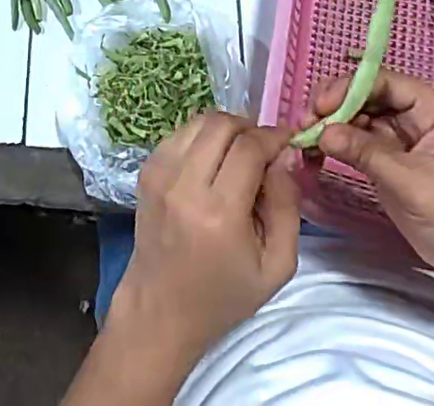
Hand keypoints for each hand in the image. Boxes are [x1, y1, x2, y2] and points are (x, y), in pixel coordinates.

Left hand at [106, 112, 300, 362]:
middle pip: (222, 124)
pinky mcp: (146, 171)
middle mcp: (184, 185)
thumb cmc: (223, 294)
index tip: (286, 140)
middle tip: (262, 148)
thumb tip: (283, 156)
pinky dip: (202, 137)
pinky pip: (181, 133)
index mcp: (219, 213)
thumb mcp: (277, 266)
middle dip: (249, 128)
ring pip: (199, 121)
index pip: (249, 147)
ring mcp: (160, 175)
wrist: (160, 311)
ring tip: (238, 152)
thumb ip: (287, 206)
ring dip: (225, 129)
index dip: (273, 136)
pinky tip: (211, 161)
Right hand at [305, 70, 433, 281]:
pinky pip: (363, 143)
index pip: (386, 82)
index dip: (350, 88)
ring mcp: (406, 139)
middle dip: (337, 107)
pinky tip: (317, 152)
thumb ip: (366, 153)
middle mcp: (420, 116)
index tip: (319, 105)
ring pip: (362, 119)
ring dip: (334, 126)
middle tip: (305, 124)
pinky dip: (340, 145)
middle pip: (371, 97)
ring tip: (305, 139)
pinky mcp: (396, 160)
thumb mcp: (411, 184)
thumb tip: (322, 131)